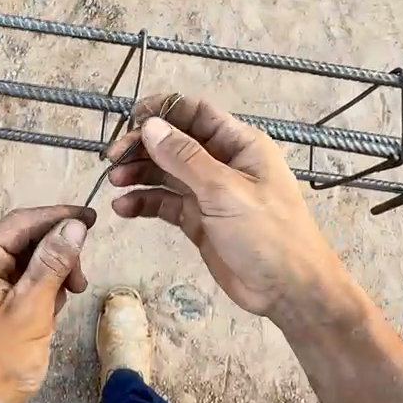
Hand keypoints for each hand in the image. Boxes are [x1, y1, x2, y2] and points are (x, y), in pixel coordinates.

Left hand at [0, 206, 94, 402]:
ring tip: (63, 303)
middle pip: (26, 240)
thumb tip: (75, 225)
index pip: (21, 222)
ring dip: (53, 275)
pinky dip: (43, 291)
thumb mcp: (30, 310)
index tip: (93, 219)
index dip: (58, 216)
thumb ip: (52, 264)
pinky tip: (49, 314)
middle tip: (80, 282)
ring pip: (29, 262)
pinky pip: (24, 282)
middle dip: (58, 254)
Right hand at [107, 94, 352, 325]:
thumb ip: (185, 158)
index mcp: (239, 145)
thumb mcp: (225, 191)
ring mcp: (208, 192)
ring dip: (138, 173)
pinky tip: (124, 208)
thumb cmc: (269, 234)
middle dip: (142, 146)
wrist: (290, 292)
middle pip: (174, 142)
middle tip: (112, 159)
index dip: (163, 111)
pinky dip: (143, 202)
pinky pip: (164, 202)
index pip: (196, 113)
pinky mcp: (197, 219)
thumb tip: (150, 126)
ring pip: (165, 172)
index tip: (131, 119)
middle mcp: (222, 162)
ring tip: (114, 183)